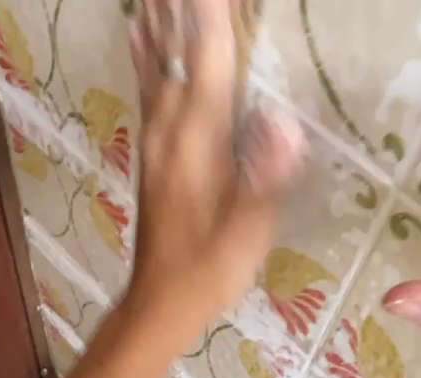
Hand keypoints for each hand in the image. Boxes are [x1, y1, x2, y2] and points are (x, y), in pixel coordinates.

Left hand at [123, 0, 303, 330]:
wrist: (159, 304)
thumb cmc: (208, 270)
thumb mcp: (247, 230)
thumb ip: (265, 175)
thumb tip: (283, 120)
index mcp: (197, 140)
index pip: (208, 57)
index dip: (211, 9)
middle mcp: (169, 131)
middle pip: (174, 49)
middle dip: (180, 4)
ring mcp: (155, 142)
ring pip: (155, 64)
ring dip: (159, 17)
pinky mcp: (151, 157)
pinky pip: (146, 90)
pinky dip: (144, 54)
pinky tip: (137, 36)